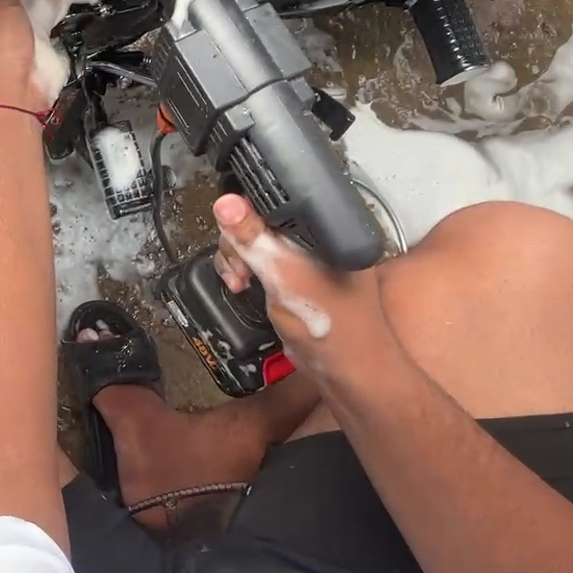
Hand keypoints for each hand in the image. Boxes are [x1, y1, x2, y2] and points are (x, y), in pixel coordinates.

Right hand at [211, 194, 406, 386]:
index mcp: (329, 226)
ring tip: (239, 284)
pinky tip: (241, 288)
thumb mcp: (283, 275)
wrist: (345, 371)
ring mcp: (304, 259)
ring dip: (237, 261)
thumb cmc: (329, 324)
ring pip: (254, 243)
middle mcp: (318, 237)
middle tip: (240, 270)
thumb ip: (253, 239)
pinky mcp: (293, 277)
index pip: (277, 201)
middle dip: (239, 245)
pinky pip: (259, 263)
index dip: (248, 213)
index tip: (235, 238)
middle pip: (259, 222)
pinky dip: (244, 273)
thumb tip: (227, 203)